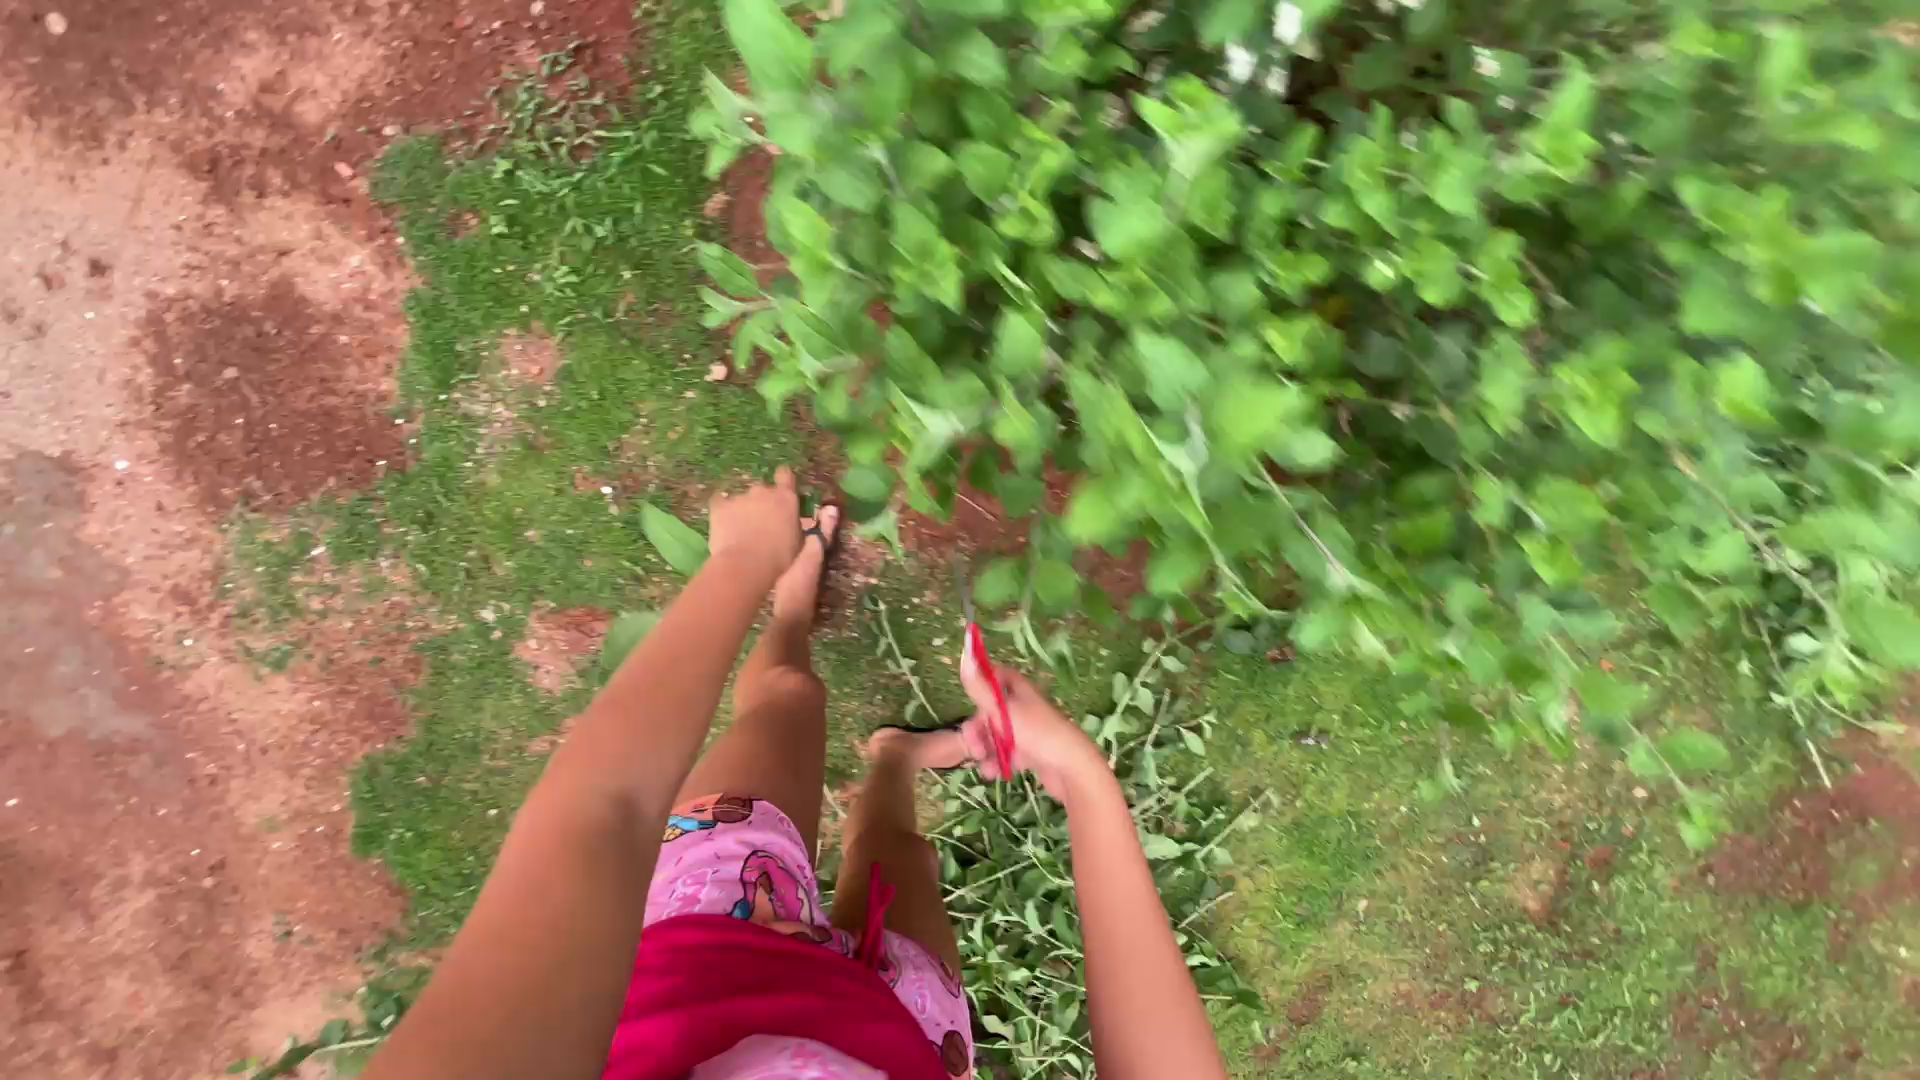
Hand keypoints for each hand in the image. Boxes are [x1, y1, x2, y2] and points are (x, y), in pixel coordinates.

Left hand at [706, 467, 800, 583]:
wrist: (747, 565)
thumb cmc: (780, 557)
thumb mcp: (798, 541)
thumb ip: (794, 525)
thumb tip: (791, 523)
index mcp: (786, 498)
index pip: (785, 475)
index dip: (783, 479)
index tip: (782, 486)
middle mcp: (763, 491)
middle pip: (762, 489)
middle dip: (762, 501)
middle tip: (761, 521)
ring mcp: (739, 497)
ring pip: (742, 499)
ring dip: (743, 509)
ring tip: (740, 530)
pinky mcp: (719, 506)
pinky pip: (720, 503)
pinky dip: (722, 511)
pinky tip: (723, 525)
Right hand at [958, 651, 1111, 802]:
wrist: (1071, 769)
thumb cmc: (1037, 733)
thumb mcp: (1003, 710)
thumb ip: (981, 688)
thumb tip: (966, 653)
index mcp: (1019, 691)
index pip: (996, 677)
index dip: (980, 685)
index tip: (968, 699)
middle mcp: (1024, 707)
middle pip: (992, 711)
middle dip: (978, 726)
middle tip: (971, 742)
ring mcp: (1028, 731)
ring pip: (997, 735)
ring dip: (985, 747)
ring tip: (980, 761)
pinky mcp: (1032, 754)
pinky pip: (1007, 754)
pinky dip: (997, 761)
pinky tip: (992, 772)